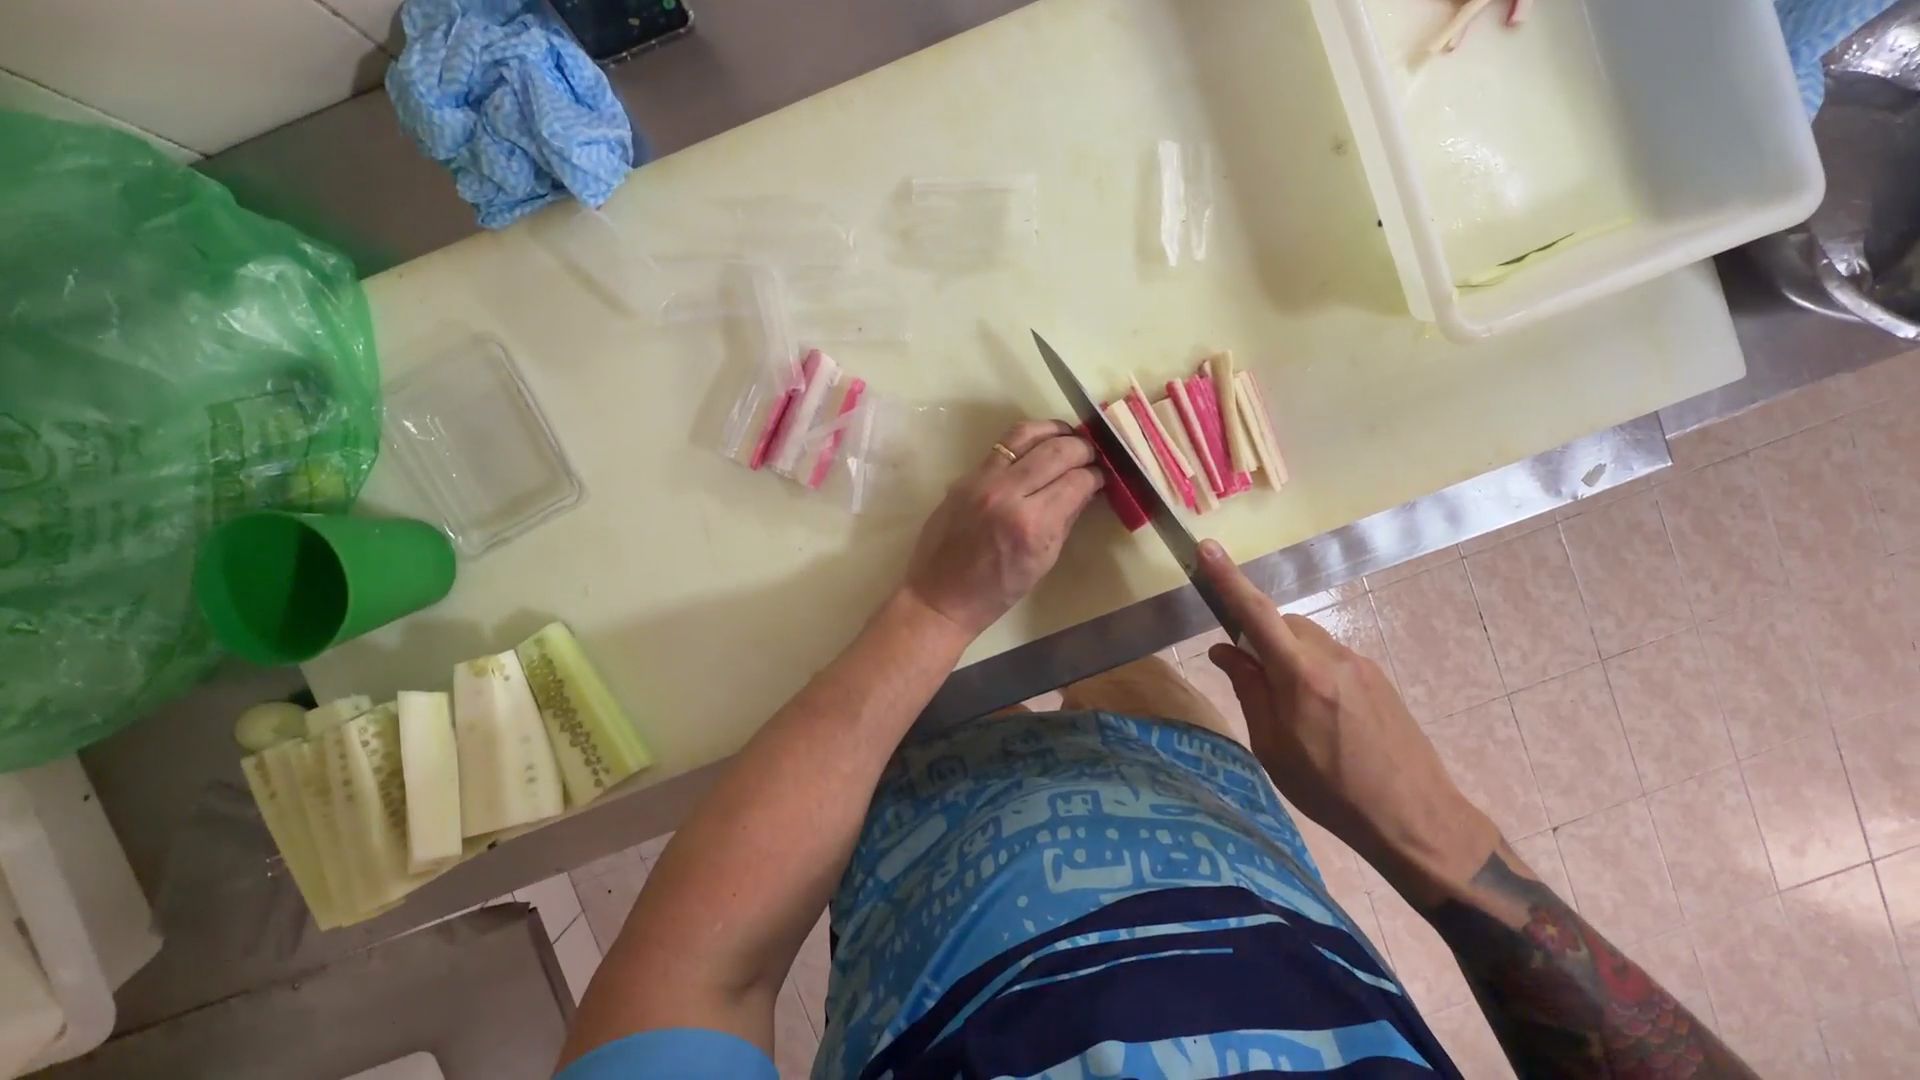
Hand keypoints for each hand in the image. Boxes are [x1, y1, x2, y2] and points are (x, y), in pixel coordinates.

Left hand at [902, 420, 1103, 638]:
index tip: (1102, 477)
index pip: (1076, 481)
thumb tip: (1087, 487)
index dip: (1096, 475)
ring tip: (1069, 437)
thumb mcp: (1043, 560)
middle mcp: (1008, 494)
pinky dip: (1027, 440)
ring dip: (1055, 431)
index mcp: (1032, 524)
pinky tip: (1039, 446)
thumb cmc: (997, 590)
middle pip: (1057, 450)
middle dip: (1083, 448)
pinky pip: (1002, 445)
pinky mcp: (965, 476)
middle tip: (1092, 455)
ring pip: (1026, 434)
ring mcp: (982, 480)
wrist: (941, 595)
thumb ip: (1066, 518)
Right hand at [1197, 541, 1499, 904]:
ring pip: (1307, 640)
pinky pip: (1330, 658)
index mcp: (1299, 675)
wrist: (1414, 816)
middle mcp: (1332, 657)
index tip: (1207, 548)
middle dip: (1258, 635)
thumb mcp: (1272, 747)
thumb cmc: (1329, 790)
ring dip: (1285, 655)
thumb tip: (1224, 650)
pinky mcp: (1377, 677)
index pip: (1255, 613)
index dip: (1228, 579)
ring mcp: (1360, 664)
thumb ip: (1248, 690)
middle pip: (1282, 624)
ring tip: (1288, 708)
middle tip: (1247, 676)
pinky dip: (1310, 669)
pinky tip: (1319, 715)